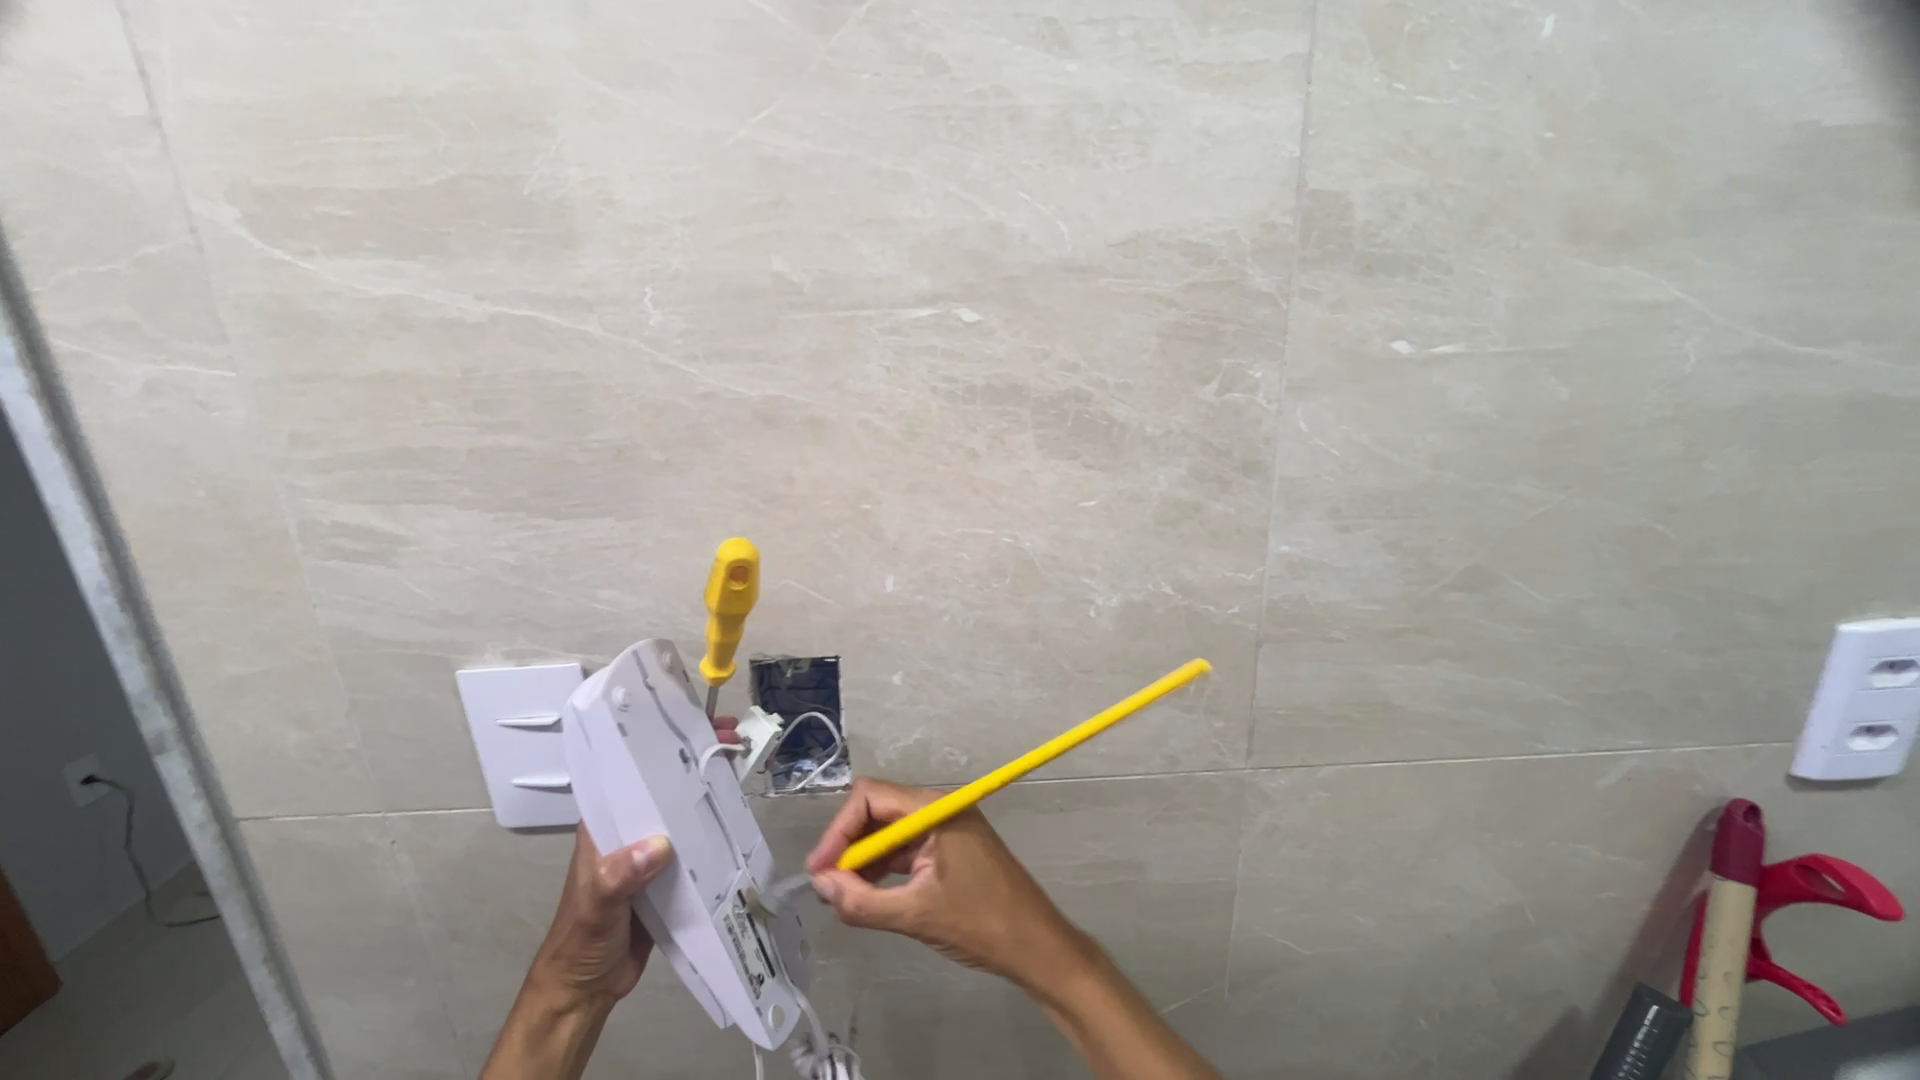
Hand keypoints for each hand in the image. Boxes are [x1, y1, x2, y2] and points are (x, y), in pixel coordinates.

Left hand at [529, 715, 742, 1002]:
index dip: (660, 742)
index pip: (630, 771)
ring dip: (708, 787)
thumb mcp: (597, 905)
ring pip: (682, 809)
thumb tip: (659, 845)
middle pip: (663, 783)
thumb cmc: (581, 940)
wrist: (588, 987)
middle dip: (694, 756)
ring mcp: (650, 851)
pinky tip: (738, 814)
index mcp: (605, 825)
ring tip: (741, 761)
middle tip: (732, 735)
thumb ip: (619, 876)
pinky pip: (696, 841)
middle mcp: (629, 829)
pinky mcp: (670, 874)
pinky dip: (716, 826)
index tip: (694, 722)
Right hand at [804, 777, 1088, 989]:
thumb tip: (820, 886)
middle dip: (848, 846)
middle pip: (877, 812)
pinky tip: (866, 896)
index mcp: (935, 809)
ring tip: (841, 896)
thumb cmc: (983, 924)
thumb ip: (863, 901)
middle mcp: (938, 809)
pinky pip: (905, 851)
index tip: (819, 869)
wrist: (1038, 947)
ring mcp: (945, 830)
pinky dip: (883, 871)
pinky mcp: (949, 851)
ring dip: (863, 862)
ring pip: (888, 834)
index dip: (838, 829)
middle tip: (826, 886)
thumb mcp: (916, 915)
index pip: (870, 797)